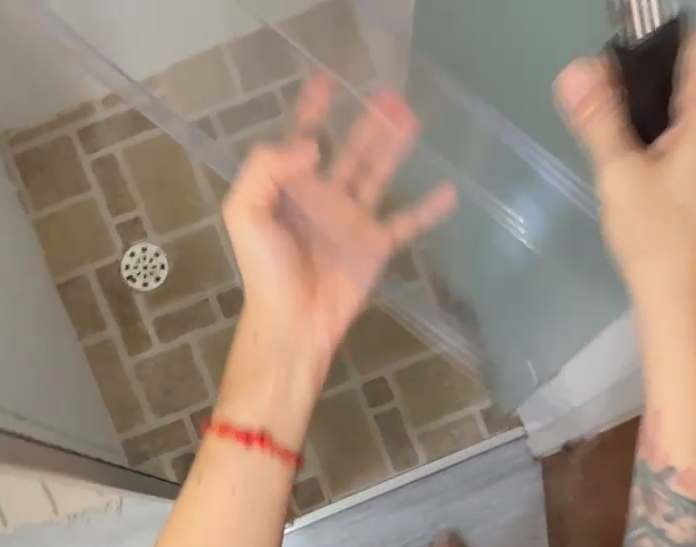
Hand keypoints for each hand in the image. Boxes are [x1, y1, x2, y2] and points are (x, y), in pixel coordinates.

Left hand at [222, 74, 457, 403]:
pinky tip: (449, 190)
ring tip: (413, 118)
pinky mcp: (376, 247)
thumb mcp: (245, 213)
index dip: (313, 109)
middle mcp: (325, 198)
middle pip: (350, 150)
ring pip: (379, 175)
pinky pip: (406, 223)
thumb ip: (266, 169)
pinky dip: (428, 209)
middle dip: (367, 122)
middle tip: (388, 93)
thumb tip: (312, 146)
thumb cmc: (266, 270)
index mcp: (292, 188)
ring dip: (395, 148)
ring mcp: (353, 221)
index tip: (326, 78)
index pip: (303, 139)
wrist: (294, 319)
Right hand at [554, 35, 695, 327]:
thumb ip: (598, 115)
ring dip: (674, 131)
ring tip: (643, 175)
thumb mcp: (619, 174)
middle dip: (657, 103)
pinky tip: (669, 194)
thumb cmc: (655, 240)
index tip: (613, 109)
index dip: (641, 67)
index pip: (684, 45)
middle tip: (625, 153)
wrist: (690, 307)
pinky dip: (694, 155)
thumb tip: (572, 70)